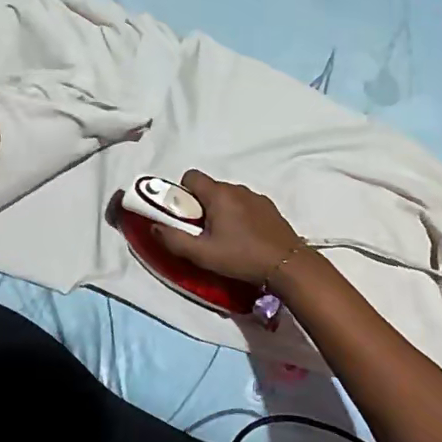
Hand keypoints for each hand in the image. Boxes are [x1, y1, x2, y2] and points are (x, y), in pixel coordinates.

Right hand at [156, 170, 305, 285]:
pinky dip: (239, 215)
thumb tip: (154, 226)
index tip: (185, 215)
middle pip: (210, 188)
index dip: (182, 193)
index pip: (191, 176)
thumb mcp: (202, 254)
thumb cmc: (241, 257)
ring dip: (221, 210)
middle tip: (203, 232)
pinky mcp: (269, 208)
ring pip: (228, 196)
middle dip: (201, 205)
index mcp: (219, 194)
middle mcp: (237, 188)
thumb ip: (174, 240)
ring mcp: (256, 196)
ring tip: (226, 238)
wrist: (287, 264)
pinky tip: (245, 238)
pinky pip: (245, 204)